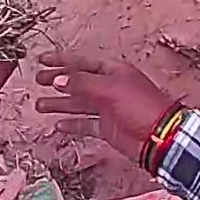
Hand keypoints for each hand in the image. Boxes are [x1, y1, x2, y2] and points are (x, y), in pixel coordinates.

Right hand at [34, 52, 177, 157]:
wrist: (161, 138)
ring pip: (78, 103)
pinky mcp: (108, 127)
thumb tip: (58, 79)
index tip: (42, 60)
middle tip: (38, 81)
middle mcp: (110, 87)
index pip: (81, 62)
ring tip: (40, 105)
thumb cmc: (141, 107)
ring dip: (60, 104)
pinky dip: (72, 124)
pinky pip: (86, 123)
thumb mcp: (110, 89)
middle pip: (78, 81)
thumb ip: (81, 83)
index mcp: (113, 71)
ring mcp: (109, 108)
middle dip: (57, 81)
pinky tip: (58, 125)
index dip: (61, 60)